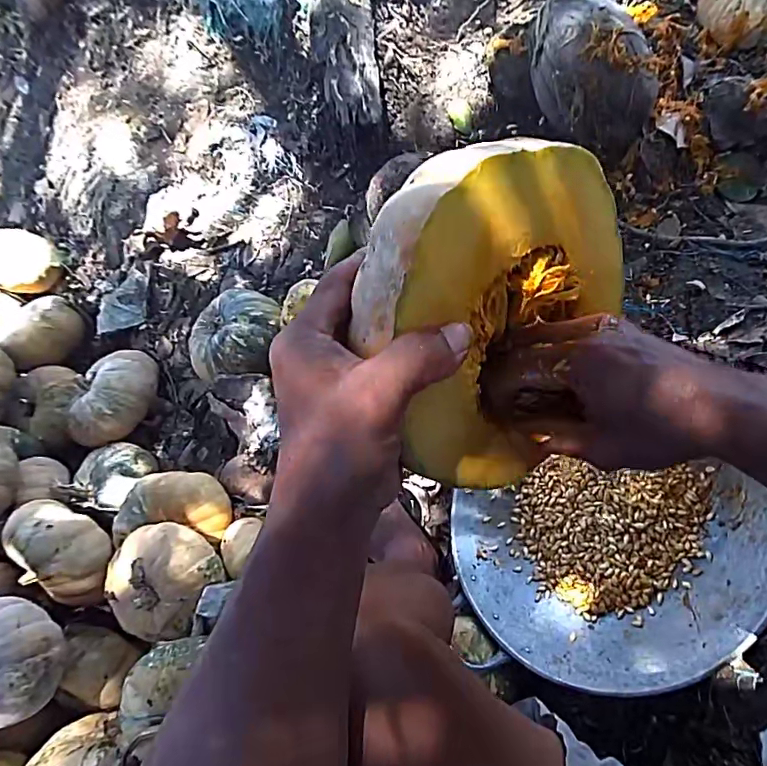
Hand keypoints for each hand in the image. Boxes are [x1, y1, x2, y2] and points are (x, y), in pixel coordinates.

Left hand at [268, 251, 470, 494]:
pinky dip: (415, 365)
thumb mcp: (377, 392)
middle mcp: (316, 355)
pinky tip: (446, 362)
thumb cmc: (339, 447)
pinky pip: (389, 373)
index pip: (339, 283)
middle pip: (362, 312)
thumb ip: (418, 356)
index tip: (417, 251)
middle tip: (446, 287)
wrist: (330, 514)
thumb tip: (462, 330)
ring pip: (378, 345)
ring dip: (411, 336)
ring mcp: (337, 383)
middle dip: (401, 301)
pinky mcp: (358, 408)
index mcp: (304, 340)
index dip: (374, 262)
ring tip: (453, 320)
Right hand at [481, 314, 740, 469]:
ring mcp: (606, 324)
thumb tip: (525, 433)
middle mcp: (587, 333)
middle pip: (526, 342)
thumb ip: (557, 439)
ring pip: (549, 331)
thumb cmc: (661, 431)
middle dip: (507, 369)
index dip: (497, 390)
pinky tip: (559, 373)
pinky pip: (572, 330)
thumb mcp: (603, 448)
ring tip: (526, 387)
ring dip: (530, 355)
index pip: (517, 369)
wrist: (719, 405)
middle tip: (500, 396)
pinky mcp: (622, 326)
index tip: (489, 408)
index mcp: (577, 361)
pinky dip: (555, 347)